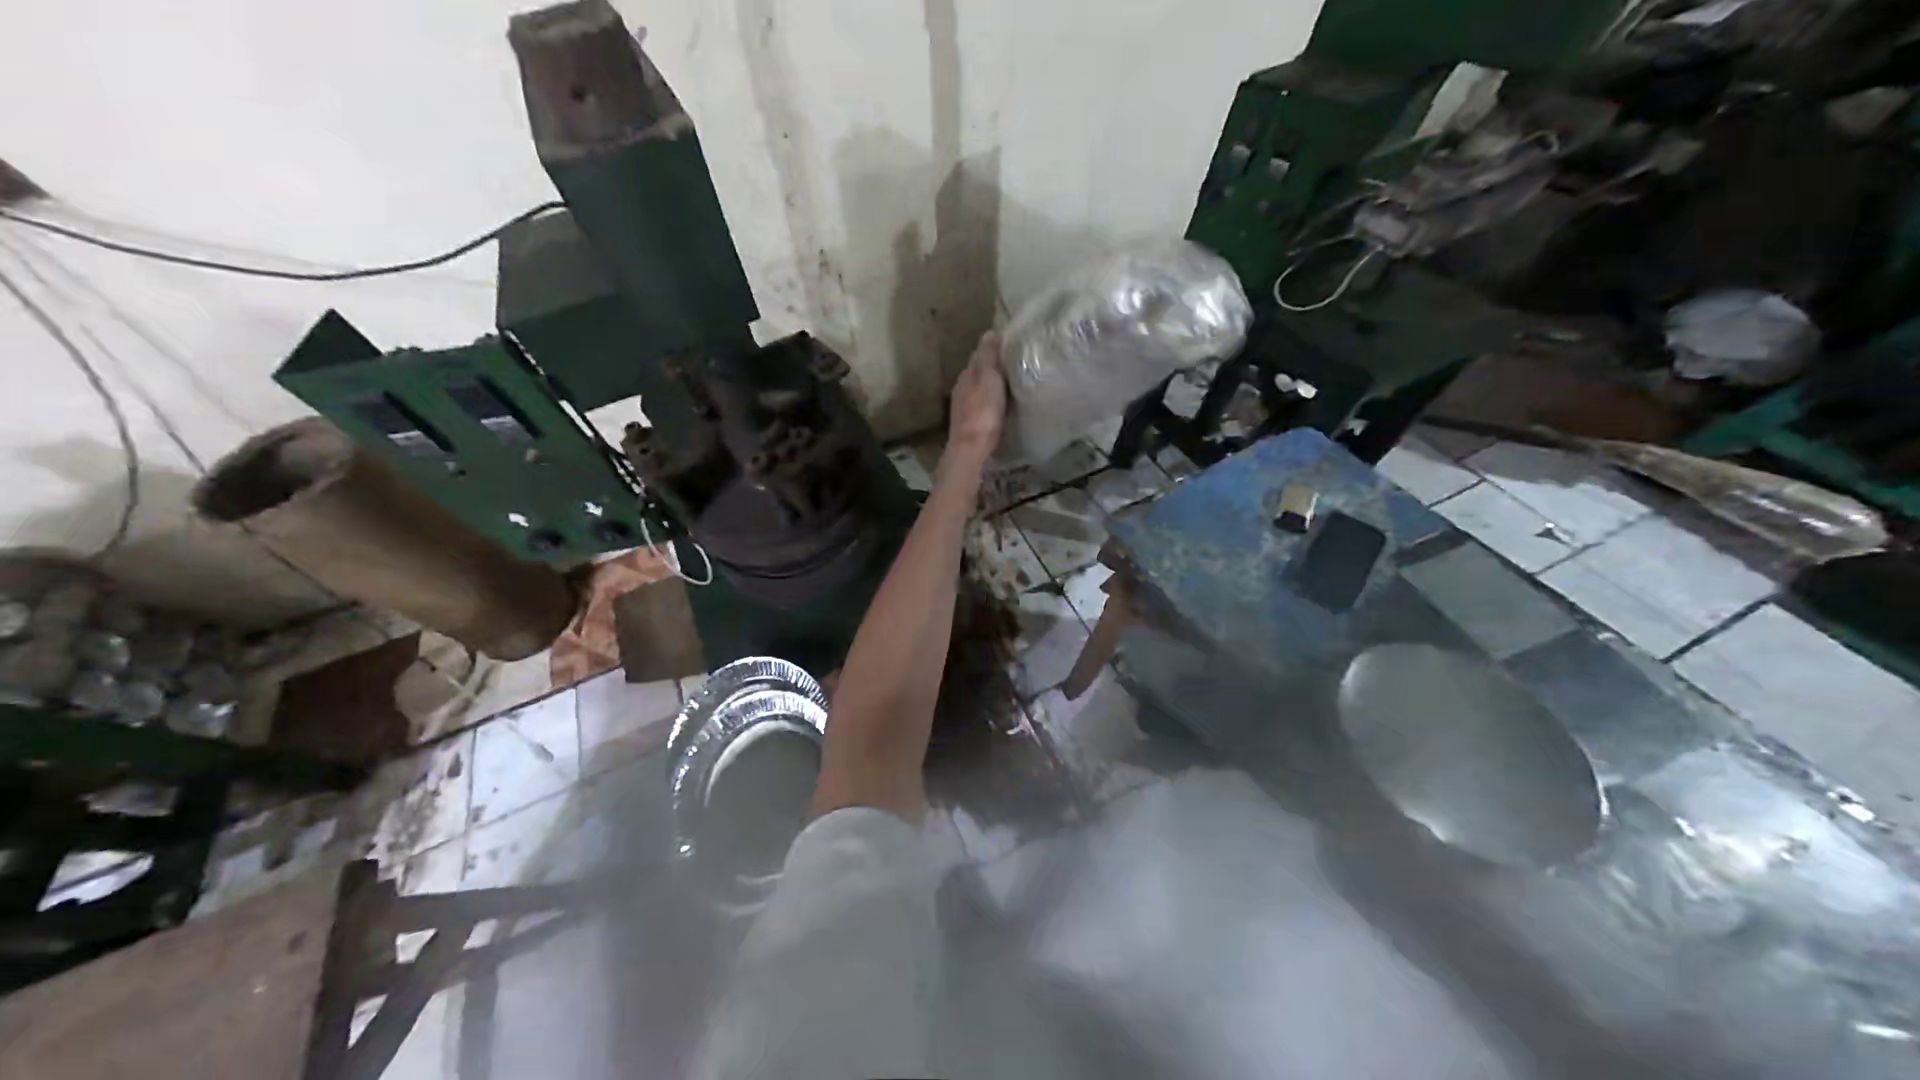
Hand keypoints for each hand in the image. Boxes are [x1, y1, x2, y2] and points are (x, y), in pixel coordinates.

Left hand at [945, 332, 1006, 466]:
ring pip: (979, 390)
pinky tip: (1000, 406)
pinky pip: (981, 406)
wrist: (972, 449)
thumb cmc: (984, 411)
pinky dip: (990, 402)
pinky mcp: (968, 424)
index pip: (978, 357)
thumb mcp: (989, 378)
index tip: (1010, 349)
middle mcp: (961, 389)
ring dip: (991, 387)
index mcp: (966, 375)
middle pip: (978, 374)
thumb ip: (988, 356)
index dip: (993, 351)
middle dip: (992, 369)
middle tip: (1014, 367)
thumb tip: (990, 332)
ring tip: (1010, 385)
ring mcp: (963, 408)